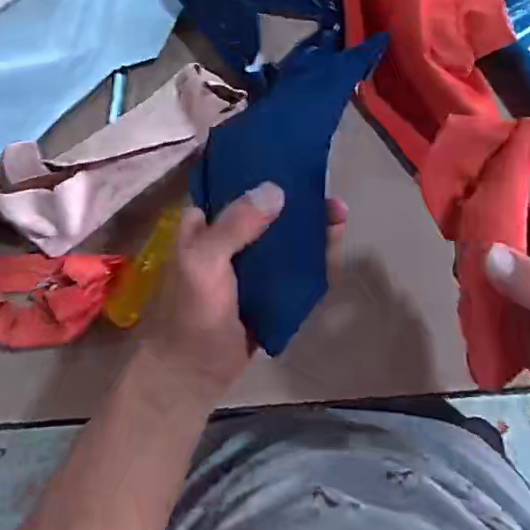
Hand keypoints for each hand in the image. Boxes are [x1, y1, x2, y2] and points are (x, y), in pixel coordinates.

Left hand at [132, 183, 347, 406]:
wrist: (193, 376)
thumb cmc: (190, 314)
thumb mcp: (203, 263)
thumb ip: (234, 226)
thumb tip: (276, 190)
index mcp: (204, 223)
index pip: (231, 181)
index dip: (259, 166)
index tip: (291, 153)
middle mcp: (228, 235)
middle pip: (267, 205)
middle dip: (298, 195)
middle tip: (327, 189)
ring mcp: (250, 261)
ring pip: (285, 231)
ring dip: (312, 221)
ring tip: (339, 213)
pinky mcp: (269, 284)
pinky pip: (295, 260)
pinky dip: (315, 248)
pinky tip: (333, 239)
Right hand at [484, 186, 529, 463]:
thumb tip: (489, 251)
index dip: (519, 202)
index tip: (478, 206)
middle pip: (525, 239)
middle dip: (493, 240)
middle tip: (457, 249)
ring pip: (511, 274)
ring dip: (486, 275)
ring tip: (458, 283)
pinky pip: (506, 310)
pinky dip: (487, 308)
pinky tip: (468, 315)